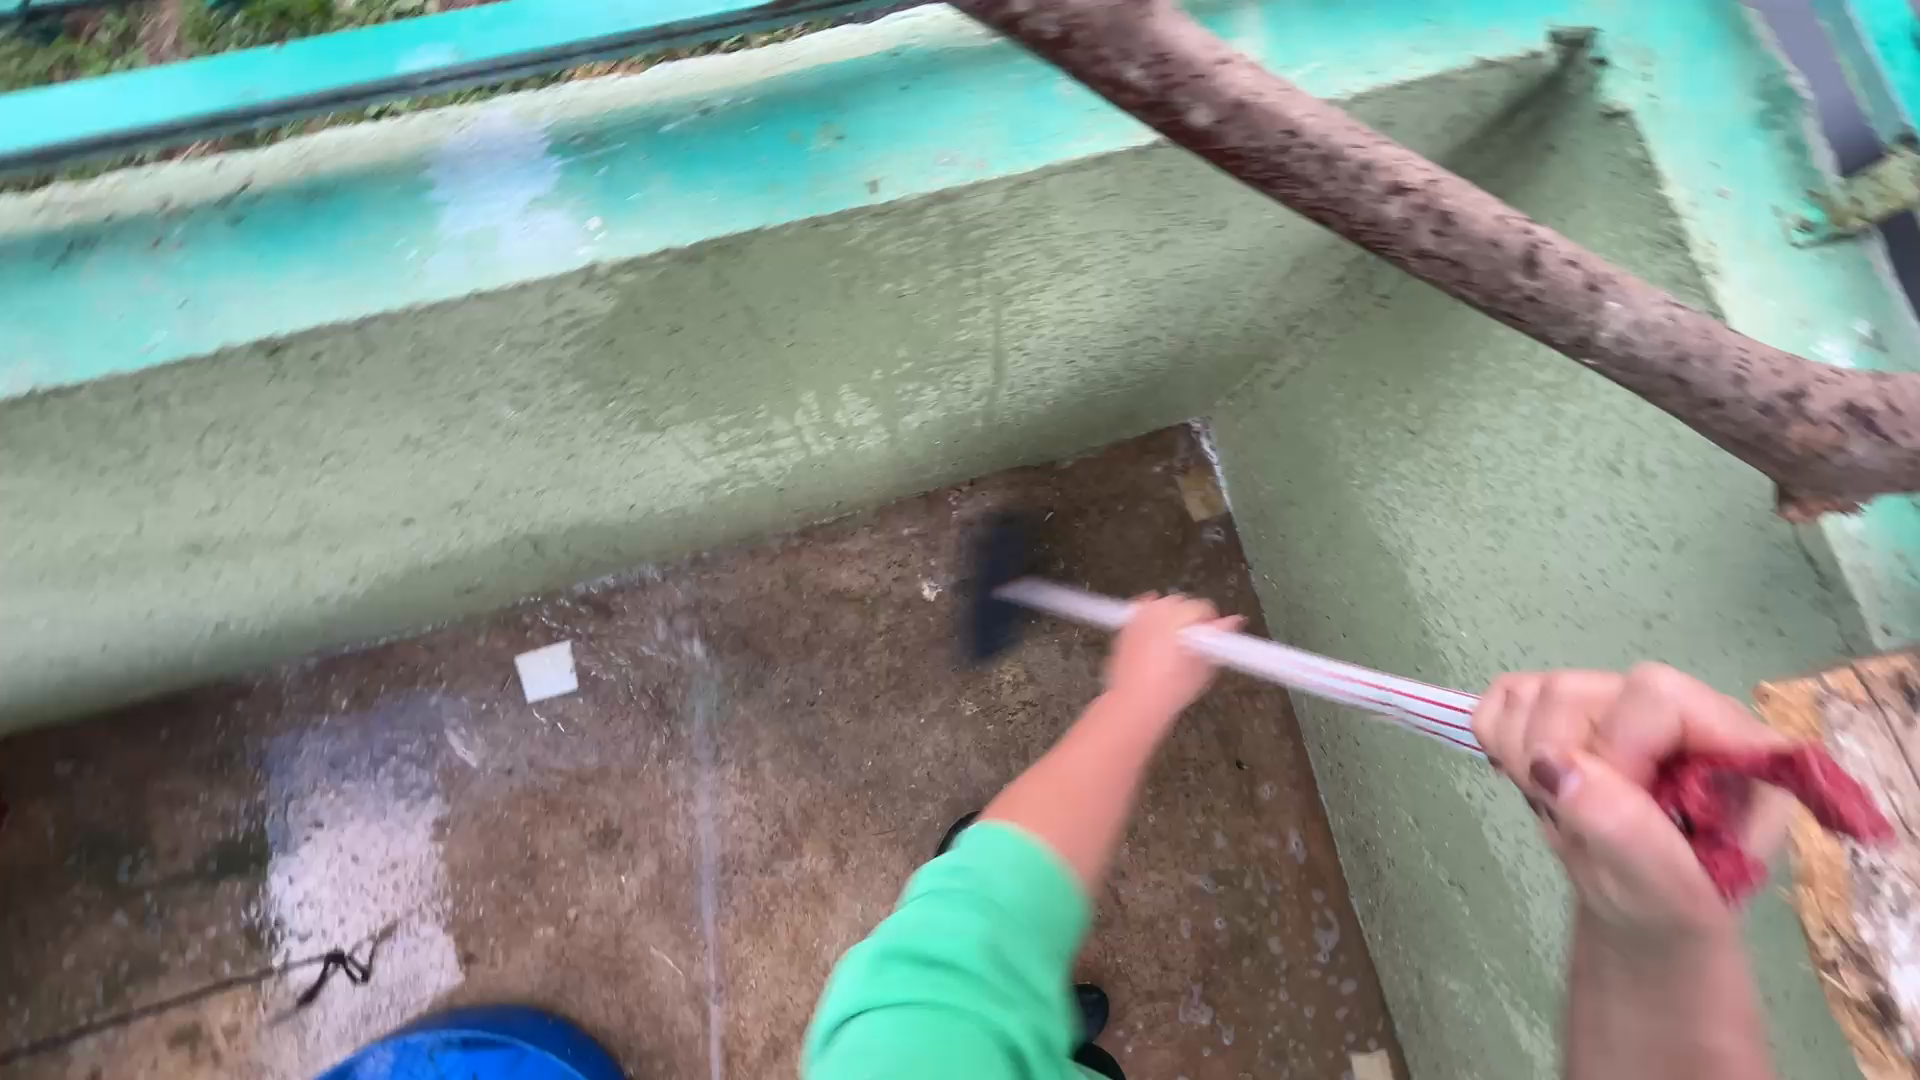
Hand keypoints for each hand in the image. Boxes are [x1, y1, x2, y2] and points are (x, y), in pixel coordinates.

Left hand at [1102, 593, 1242, 722]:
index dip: (1212, 622)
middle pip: (1182, 602)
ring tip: (1175, 638)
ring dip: (1171, 615)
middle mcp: (1157, 613)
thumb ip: (1219, 640)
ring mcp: (1139, 617)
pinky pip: (1142, 608)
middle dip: (1191, 617)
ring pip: (1162, 603)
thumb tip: (1232, 622)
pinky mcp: (1126, 624)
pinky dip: (1151, 613)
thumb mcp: (1204, 668)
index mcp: (1180, 620)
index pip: (1203, 607)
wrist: (1136, 702)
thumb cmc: (1168, 690)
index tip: (1213, 635)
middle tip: (1195, 639)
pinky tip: (1157, 628)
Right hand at [1472, 664, 1793, 943]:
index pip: (1656, 693)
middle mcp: (1664, 705)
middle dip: (1553, 758)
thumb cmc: (1665, 901)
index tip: (1611, 800)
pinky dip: (1496, 740)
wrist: (1631, 902)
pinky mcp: (1548, 703)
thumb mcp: (1664, 890)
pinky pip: (1500, 697)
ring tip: (1557, 804)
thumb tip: (1554, 766)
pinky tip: (1530, 777)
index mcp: (1728, 740)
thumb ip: (1626, 831)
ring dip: (1521, 758)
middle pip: (1572, 691)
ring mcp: (1602, 698)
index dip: (1617, 744)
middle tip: (1571, 814)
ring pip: (1528, 693)